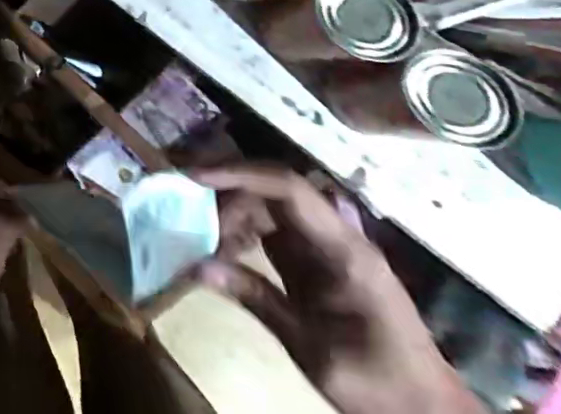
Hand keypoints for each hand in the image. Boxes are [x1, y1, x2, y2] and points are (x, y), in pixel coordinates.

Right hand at [192, 166, 484, 413]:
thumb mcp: (315, 351)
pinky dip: (237, 231)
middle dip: (223, 191)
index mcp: (344, 250)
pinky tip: (217, 249)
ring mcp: (323, 249)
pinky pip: (267, 229)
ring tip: (196, 234)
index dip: (238, 173)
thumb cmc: (379, 386)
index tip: (191, 176)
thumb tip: (196, 267)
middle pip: (270, 191)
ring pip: (265, 207)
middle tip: (181, 203)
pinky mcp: (313, 263)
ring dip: (227, 212)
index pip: (288, 188)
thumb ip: (258, 302)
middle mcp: (333, 238)